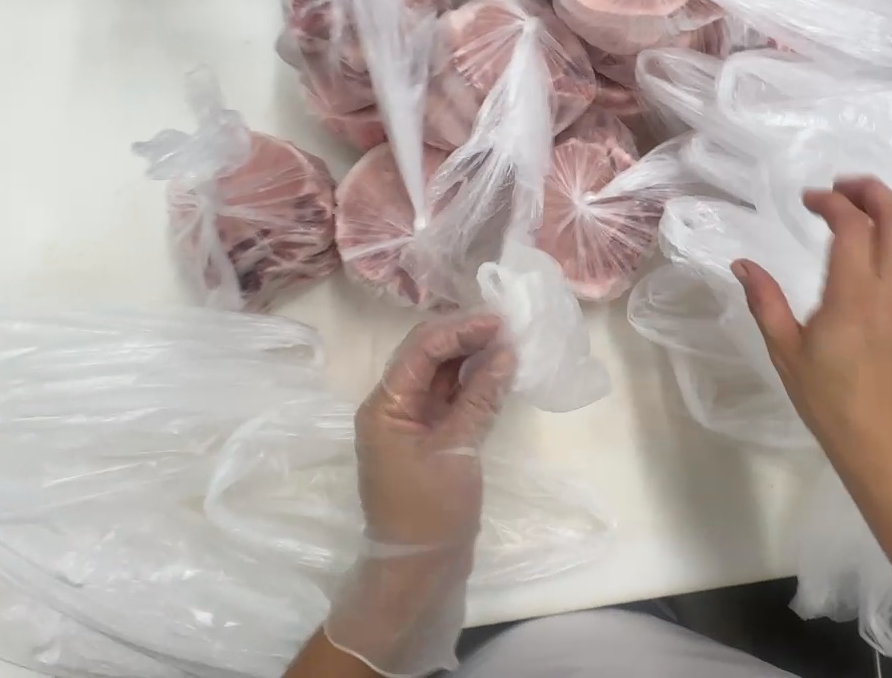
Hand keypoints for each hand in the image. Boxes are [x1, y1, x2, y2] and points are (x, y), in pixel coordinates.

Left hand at [326, 315, 514, 677]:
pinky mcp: (429, 434)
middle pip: (426, 354)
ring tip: (506, 341)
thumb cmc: (430, 511)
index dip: (459, 330)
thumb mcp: (457, 449)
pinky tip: (497, 370)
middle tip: (504, 326)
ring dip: (469, 355)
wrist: (418, 570)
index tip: (497, 321)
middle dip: (463, 335)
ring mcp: (411, 420)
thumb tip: (506, 353)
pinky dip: (472, 380)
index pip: (421, 350)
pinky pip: (449, 394)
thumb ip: (480, 398)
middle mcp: (393, 405)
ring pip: (439, 372)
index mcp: (386, 405)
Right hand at [733, 177, 891, 476]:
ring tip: (862, 205)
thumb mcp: (785, 350)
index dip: (831, 202)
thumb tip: (742, 263)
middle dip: (871, 191)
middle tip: (839, 187)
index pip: (853, 227)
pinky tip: (883, 242)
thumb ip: (764, 301)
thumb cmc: (828, 398)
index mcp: (854, 297)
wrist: (883, 441)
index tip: (806, 199)